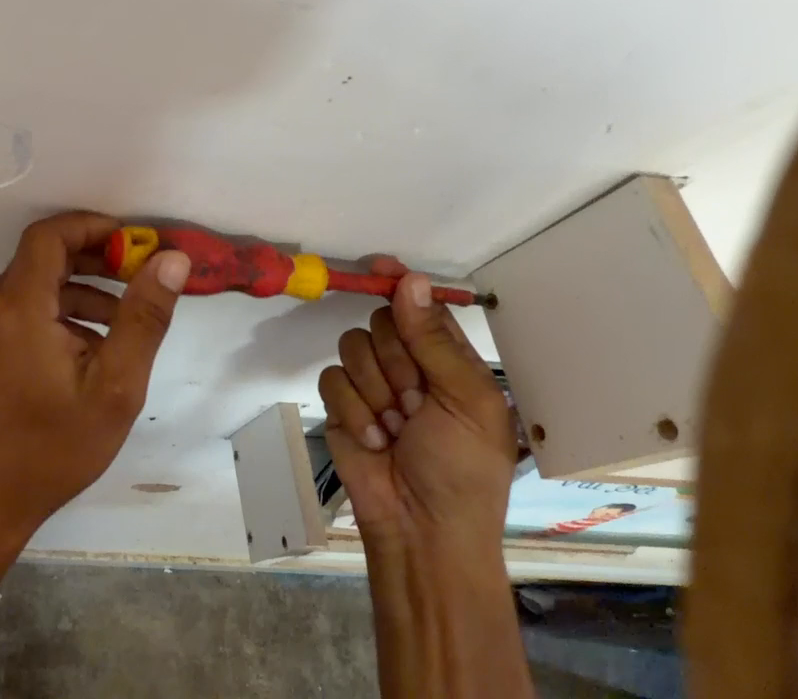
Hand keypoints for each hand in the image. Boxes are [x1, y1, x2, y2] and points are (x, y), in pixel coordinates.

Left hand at [0, 211, 190, 535]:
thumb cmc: (52, 447)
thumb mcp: (115, 386)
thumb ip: (144, 318)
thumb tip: (171, 261)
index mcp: (18, 306)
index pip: (50, 236)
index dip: (92, 227)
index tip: (134, 242)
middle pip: (43, 257)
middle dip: (95, 260)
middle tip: (140, 277)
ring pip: (34, 286)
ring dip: (81, 291)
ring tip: (125, 322)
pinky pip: (22, 310)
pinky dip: (59, 313)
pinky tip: (91, 348)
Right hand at [319, 259, 515, 543]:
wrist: (420, 528)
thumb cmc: (462, 468)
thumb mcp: (465, 401)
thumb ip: (434, 340)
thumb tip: (410, 280)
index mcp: (450, 361)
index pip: (423, 307)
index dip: (403, 286)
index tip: (380, 268)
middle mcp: (410, 365)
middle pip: (383, 322)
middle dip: (397, 364)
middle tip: (416, 404)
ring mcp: (372, 384)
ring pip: (353, 348)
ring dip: (375, 393)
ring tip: (395, 430)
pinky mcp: (341, 405)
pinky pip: (332, 379)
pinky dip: (352, 411)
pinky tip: (372, 440)